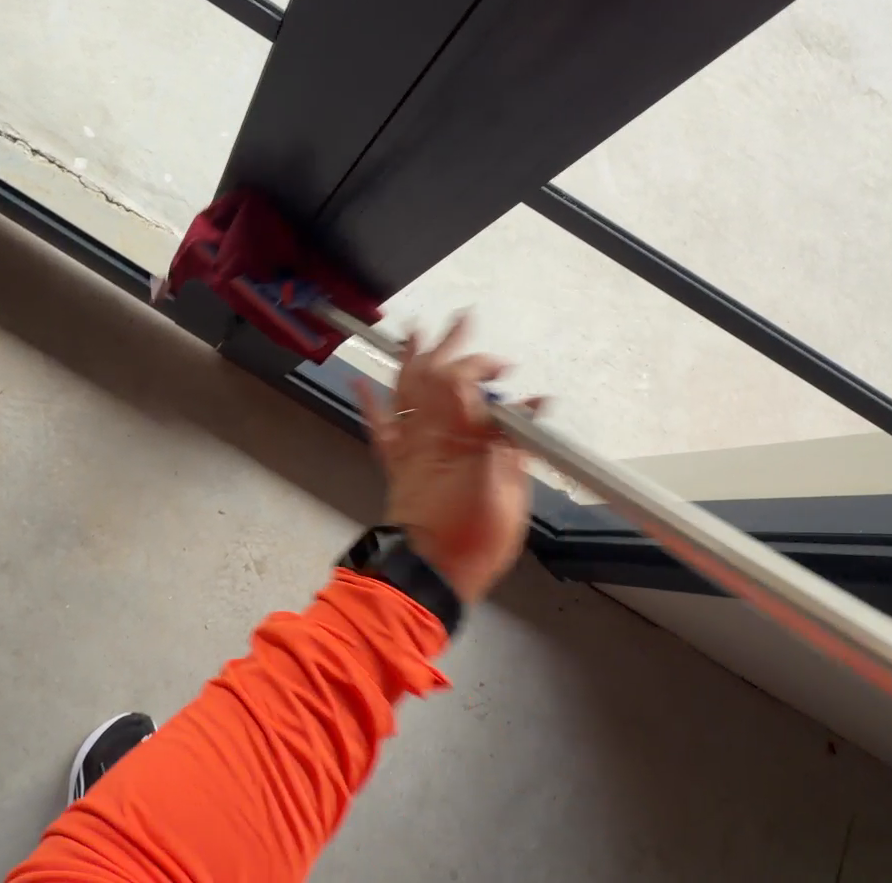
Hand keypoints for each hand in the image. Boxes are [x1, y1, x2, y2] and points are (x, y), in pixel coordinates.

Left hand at [355, 314, 537, 603]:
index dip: (482, 367)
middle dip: (449, 345)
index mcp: (461, 438)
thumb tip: (532, 407)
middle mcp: (429, 432)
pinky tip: (358, 381)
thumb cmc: (471, 540)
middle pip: (435, 376)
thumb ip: (516, 448)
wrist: (425, 572)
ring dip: (409, 358)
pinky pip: (378, 427)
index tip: (504, 367)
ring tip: (411, 330)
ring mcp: (408, 445)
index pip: (467, 384)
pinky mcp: (394, 463)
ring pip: (404, 391)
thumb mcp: (509, 497)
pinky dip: (368, 403)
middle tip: (461, 319)